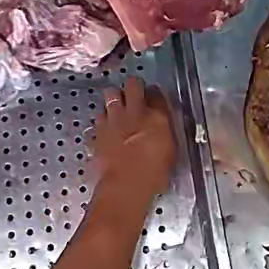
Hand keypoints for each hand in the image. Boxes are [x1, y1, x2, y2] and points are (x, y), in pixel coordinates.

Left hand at [90, 77, 176, 203]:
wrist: (126, 184)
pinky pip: (99, 117)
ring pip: (110, 94)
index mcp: (157, 116)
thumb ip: (164, 132)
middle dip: (134, 86)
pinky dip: (103, 120)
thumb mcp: (169, 150)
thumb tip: (161, 127)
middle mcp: (135, 112)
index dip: (155, 94)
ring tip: (118, 108)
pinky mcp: (98, 131)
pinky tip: (106, 128)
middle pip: (133, 84)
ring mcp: (113, 120)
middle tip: (135, 94)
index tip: (155, 98)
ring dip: (115, 99)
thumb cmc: (155, 172)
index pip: (157, 93)